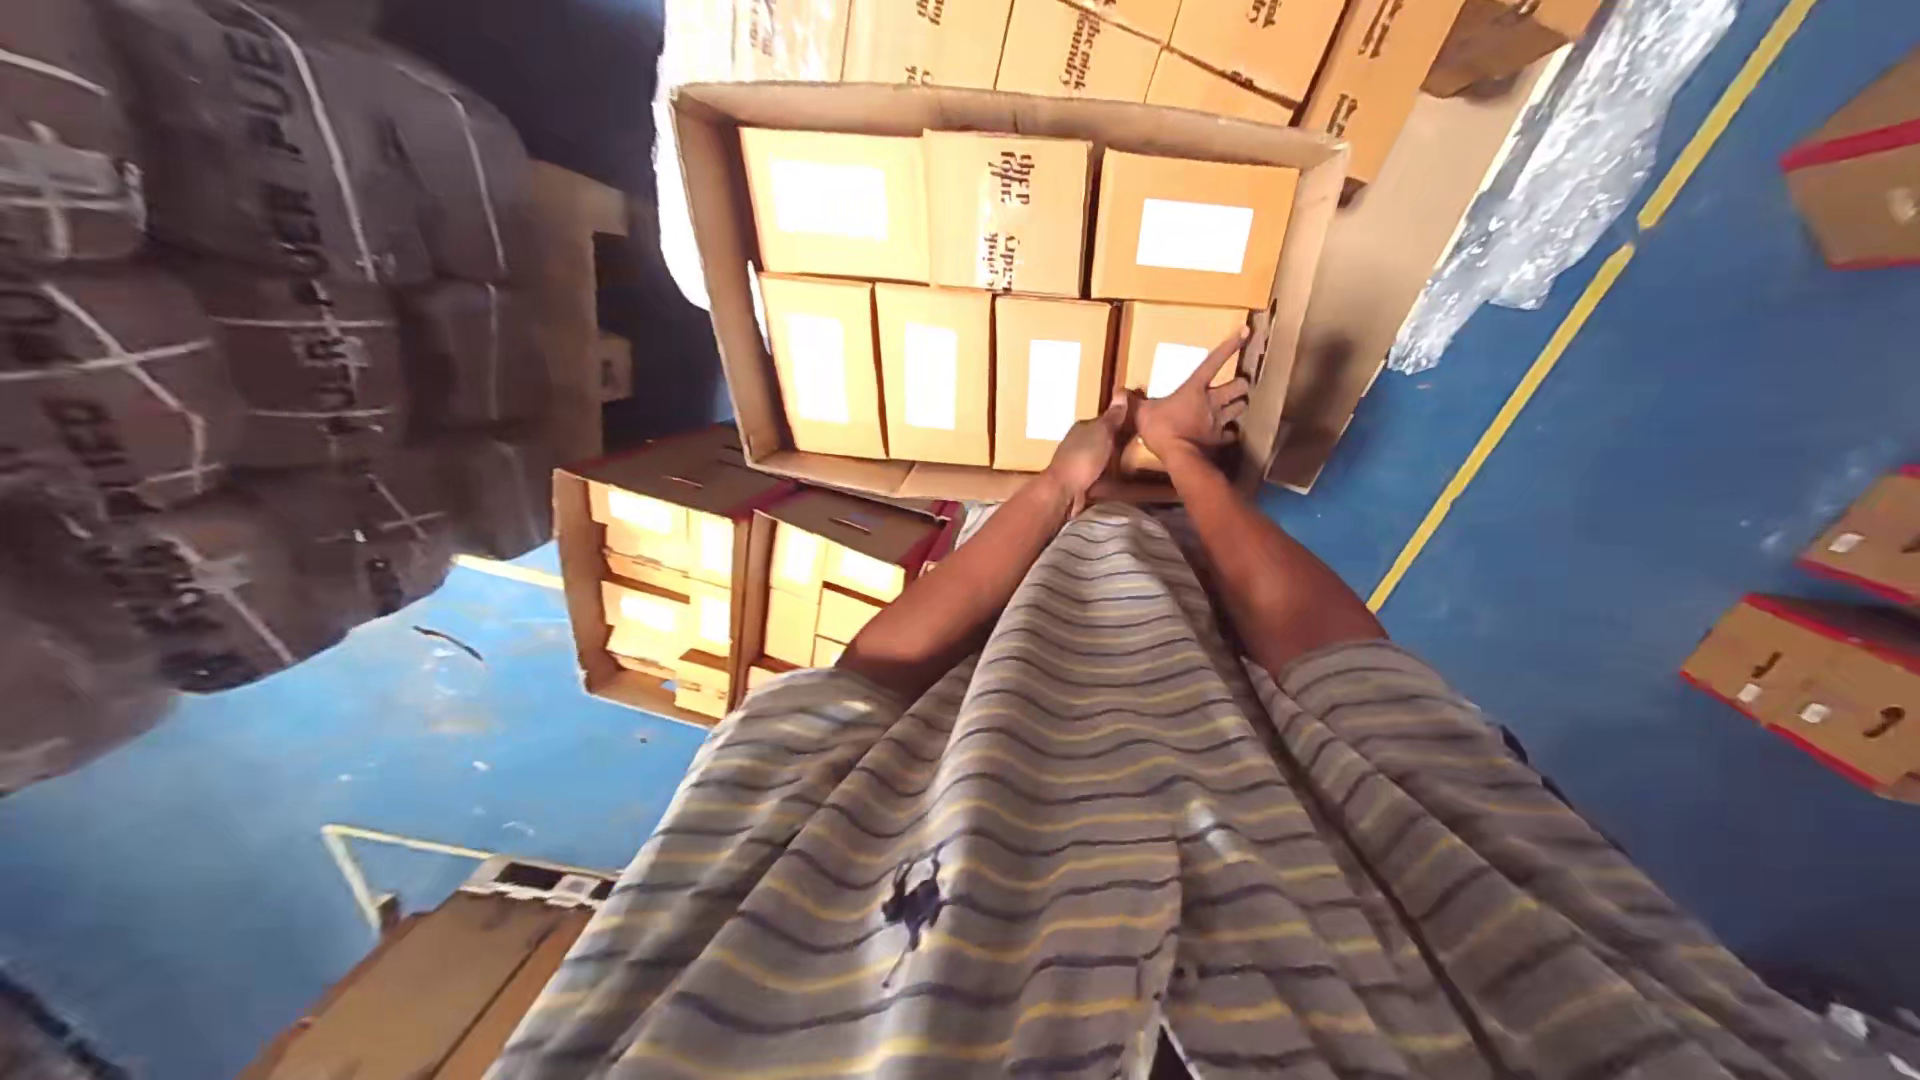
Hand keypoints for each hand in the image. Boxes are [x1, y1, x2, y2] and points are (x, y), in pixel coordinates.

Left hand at [1043, 394, 1129, 515]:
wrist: (1063, 491)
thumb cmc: (1083, 458)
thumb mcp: (1102, 433)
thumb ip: (1112, 417)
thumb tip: (1122, 391)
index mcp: (1082, 428)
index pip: (1105, 420)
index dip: (1121, 421)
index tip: (1140, 425)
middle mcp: (1078, 444)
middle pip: (1103, 440)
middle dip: (1120, 443)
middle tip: (1144, 446)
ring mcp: (1078, 463)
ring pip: (1101, 459)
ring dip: (1115, 461)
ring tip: (1138, 464)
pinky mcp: (1081, 482)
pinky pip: (1099, 476)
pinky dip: (1109, 477)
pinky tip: (1122, 480)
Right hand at [1134, 329, 1250, 462]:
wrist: (1179, 456)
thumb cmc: (1161, 429)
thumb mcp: (1141, 412)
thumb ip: (1134, 401)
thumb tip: (1119, 391)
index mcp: (1194, 389)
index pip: (1214, 361)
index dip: (1230, 345)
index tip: (1245, 331)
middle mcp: (1212, 401)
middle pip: (1239, 386)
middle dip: (1241, 384)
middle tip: (1237, 385)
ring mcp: (1219, 421)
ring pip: (1241, 407)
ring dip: (1240, 405)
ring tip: (1236, 406)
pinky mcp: (1220, 440)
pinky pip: (1232, 434)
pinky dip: (1231, 433)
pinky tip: (1227, 434)